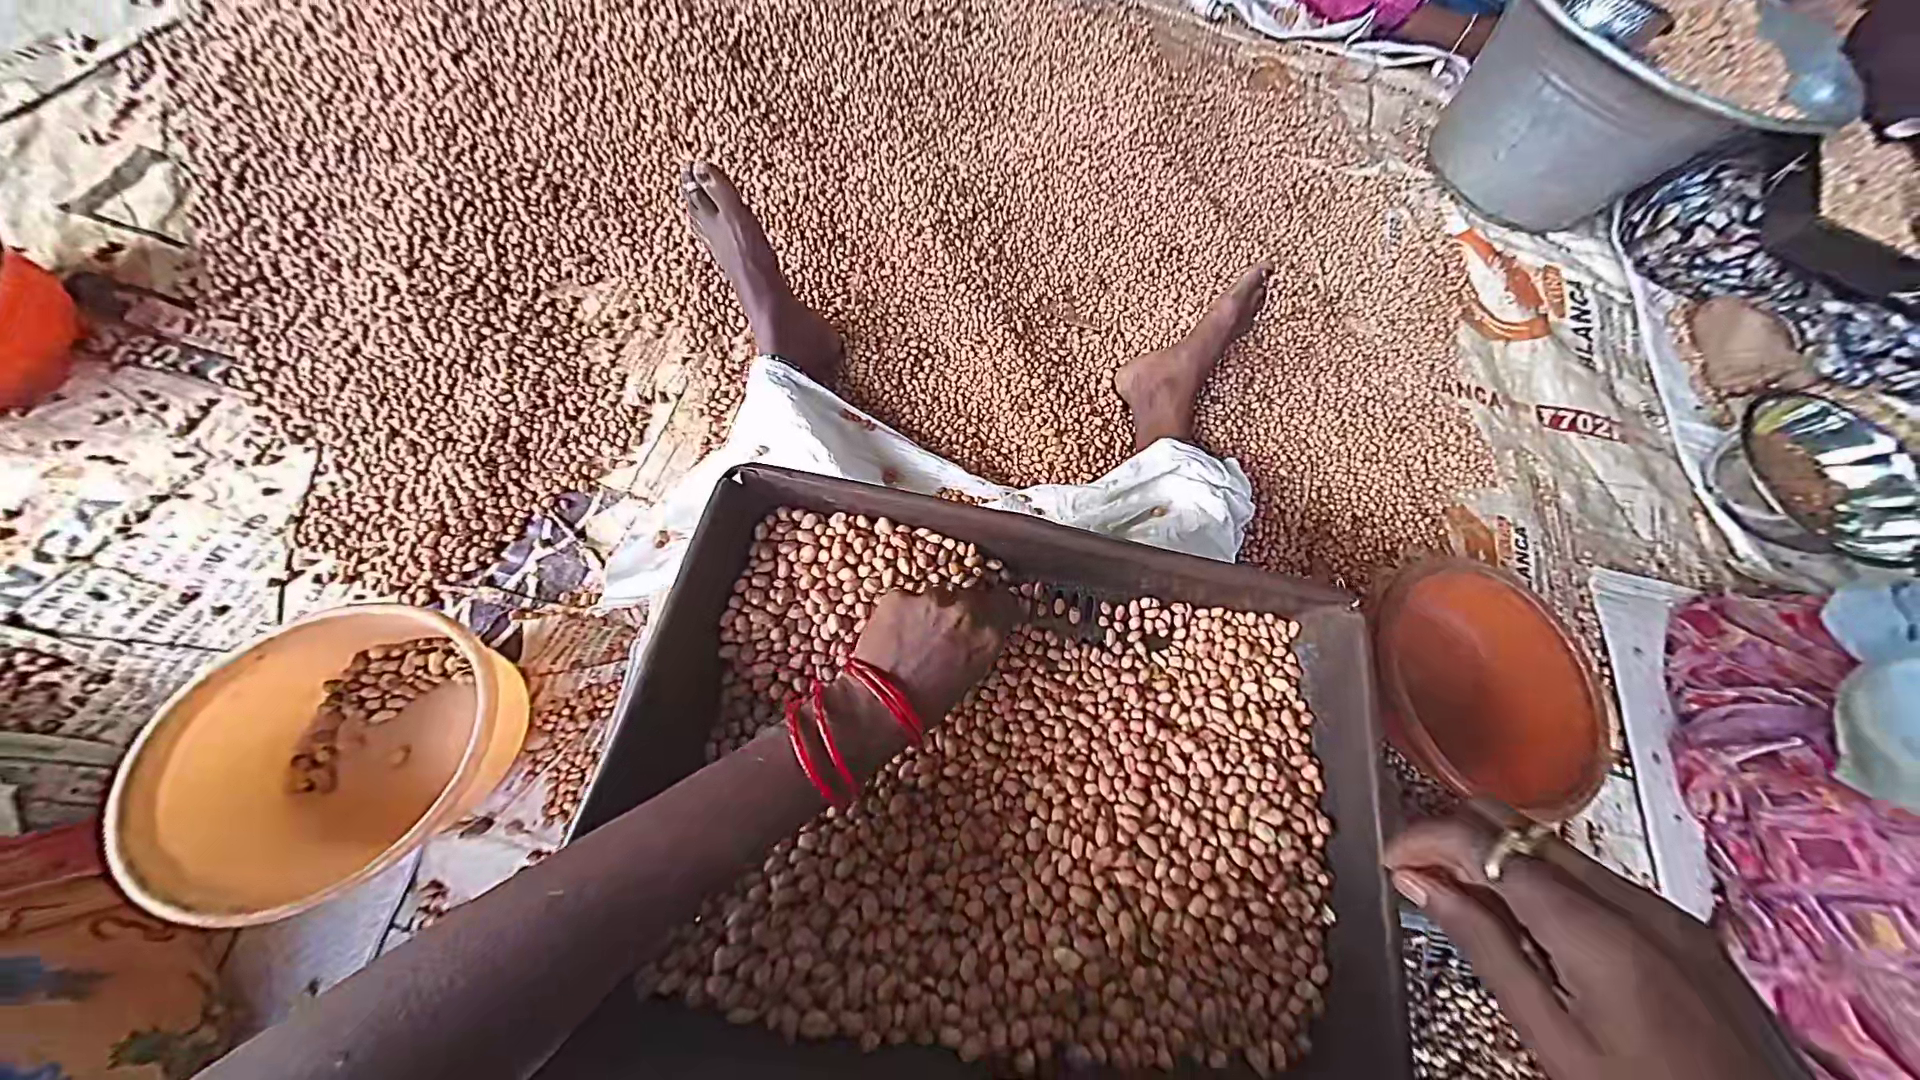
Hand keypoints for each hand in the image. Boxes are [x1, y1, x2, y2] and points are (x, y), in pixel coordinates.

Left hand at [847, 586, 1018, 725]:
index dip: (997, 607)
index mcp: (988, 635)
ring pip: (938, 595)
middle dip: (962, 609)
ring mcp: (930, 599)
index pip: (1005, 603)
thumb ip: (978, 645)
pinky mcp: (900, 596)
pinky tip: (895, 633)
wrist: (879, 705)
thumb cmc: (926, 704)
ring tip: (916, 635)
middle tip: (947, 629)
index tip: (991, 611)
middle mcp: (964, 611)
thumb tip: (977, 633)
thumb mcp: (969, 676)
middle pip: (971, 595)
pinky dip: (904, 612)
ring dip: (932, 609)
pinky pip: (907, 598)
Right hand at [1384, 804, 1810, 1079]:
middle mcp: (1632, 901)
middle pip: (1509, 820)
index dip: (1421, 838)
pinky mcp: (1680, 925)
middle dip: (1450, 835)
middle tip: (1420, 875)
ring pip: (1543, 840)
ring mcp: (1663, 909)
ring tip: (1464, 901)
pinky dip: (1532, 875)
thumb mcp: (1551, 1037)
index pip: (1480, 840)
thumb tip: (1417, 879)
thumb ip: (1480, 944)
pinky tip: (1522, 921)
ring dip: (1489, 854)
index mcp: (1595, 929)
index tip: (1392, 860)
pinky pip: (1582, 871)